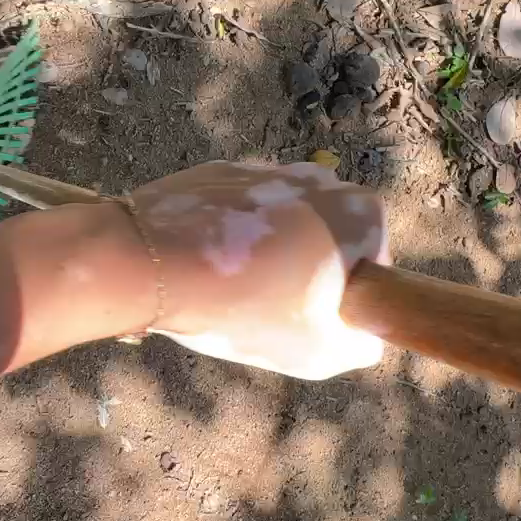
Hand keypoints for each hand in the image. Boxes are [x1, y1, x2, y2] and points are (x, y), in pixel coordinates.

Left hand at [123, 161, 387, 379]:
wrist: (149, 261)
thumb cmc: (242, 306)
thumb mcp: (320, 352)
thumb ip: (360, 342)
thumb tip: (358, 333)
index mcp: (357, 211)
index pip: (370, 264)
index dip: (344, 298)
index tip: (309, 317)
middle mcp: (315, 177)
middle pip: (323, 237)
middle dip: (304, 268)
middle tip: (266, 305)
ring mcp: (261, 167)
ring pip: (277, 220)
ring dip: (262, 250)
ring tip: (226, 286)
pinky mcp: (212, 170)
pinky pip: (233, 209)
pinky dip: (223, 232)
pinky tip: (198, 261)